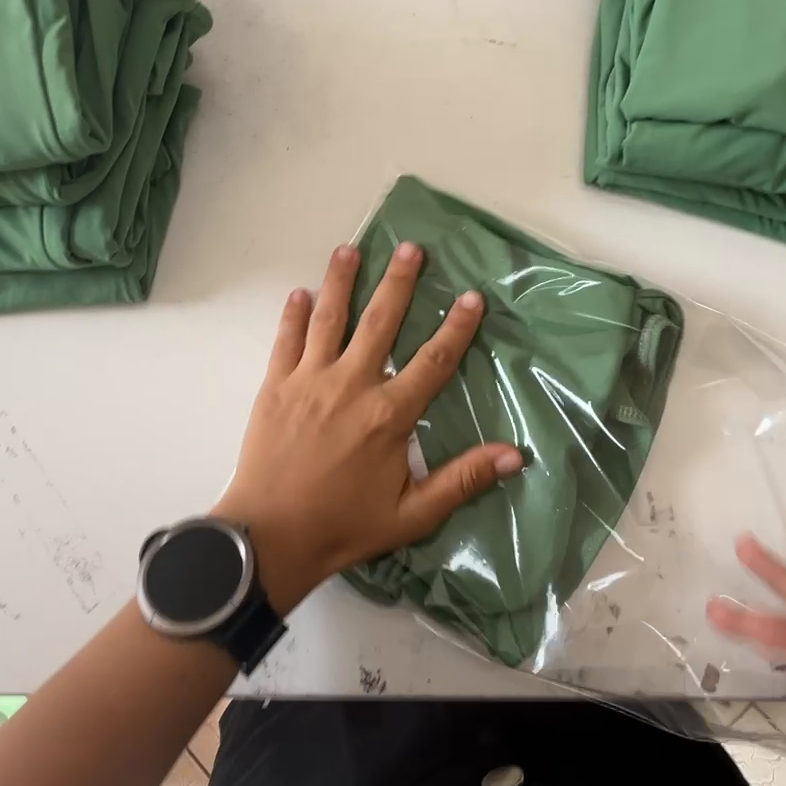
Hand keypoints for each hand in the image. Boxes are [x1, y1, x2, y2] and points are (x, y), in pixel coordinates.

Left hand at [212, 242, 523, 614]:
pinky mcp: (275, 387)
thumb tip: (515, 455)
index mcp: (388, 415)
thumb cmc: (344, 526)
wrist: (269, 538)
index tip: (471, 296)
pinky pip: (286, 341)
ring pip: (329, 320)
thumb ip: (463, 479)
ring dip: (340, 282)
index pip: (432, 361)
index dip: (455, 327)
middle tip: (411, 247)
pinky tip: (301, 293)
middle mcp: (351, 386)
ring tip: (349, 249)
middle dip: (398, 282)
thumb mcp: (413, 513)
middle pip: (379, 323)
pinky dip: (293, 315)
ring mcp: (309, 381)